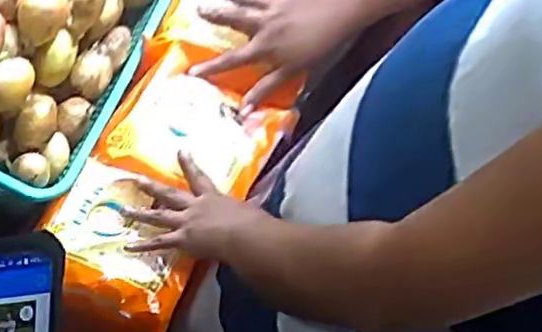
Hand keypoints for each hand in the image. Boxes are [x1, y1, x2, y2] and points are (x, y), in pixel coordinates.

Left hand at [122, 150, 271, 261]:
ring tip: (123, 211)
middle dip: (152, 187)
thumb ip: (244, 208)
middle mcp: (194, 206)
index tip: (180, 152)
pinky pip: (157, 243)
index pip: (198, 178)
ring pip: (157, 216)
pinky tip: (127, 246)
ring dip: (139, 213)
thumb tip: (253, 209)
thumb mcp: (247, 208)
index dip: (188, 164)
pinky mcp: (181, 239)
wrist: (242, 233)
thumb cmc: (250, 221)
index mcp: (211, 197)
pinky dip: (142, 246)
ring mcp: (185, 222)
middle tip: (136, 180)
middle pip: (169, 194)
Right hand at [191, 0, 396, 107]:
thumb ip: (265, 88)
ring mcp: (278, 0)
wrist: (350, 5)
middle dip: (215, 14)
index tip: (191, 72)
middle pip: (235, 18)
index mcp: (264, 46)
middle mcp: (266, 22)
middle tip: (199, 8)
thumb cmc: (323, 41)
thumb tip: (243, 111)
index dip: (210, 68)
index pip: (231, 61)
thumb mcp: (292, 70)